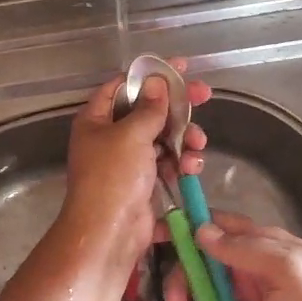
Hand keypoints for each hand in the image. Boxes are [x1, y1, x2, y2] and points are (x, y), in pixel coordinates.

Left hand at [62, 59, 210, 265]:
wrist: (108, 233)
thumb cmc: (112, 177)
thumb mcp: (131, 135)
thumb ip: (149, 108)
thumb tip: (158, 82)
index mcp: (96, 119)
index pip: (124, 85)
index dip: (151, 74)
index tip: (181, 67)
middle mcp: (110, 136)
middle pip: (148, 110)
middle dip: (177, 106)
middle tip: (205, 95)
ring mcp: (127, 161)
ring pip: (162, 137)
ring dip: (182, 137)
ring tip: (197, 144)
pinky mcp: (144, 183)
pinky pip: (166, 163)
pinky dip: (180, 162)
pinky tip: (191, 167)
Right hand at [164, 212, 301, 300]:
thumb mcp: (287, 269)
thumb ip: (244, 249)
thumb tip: (201, 230)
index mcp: (264, 243)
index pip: (218, 225)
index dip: (187, 227)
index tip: (157, 236)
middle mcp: (252, 266)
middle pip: (203, 261)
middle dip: (184, 279)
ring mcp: (250, 298)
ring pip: (205, 291)